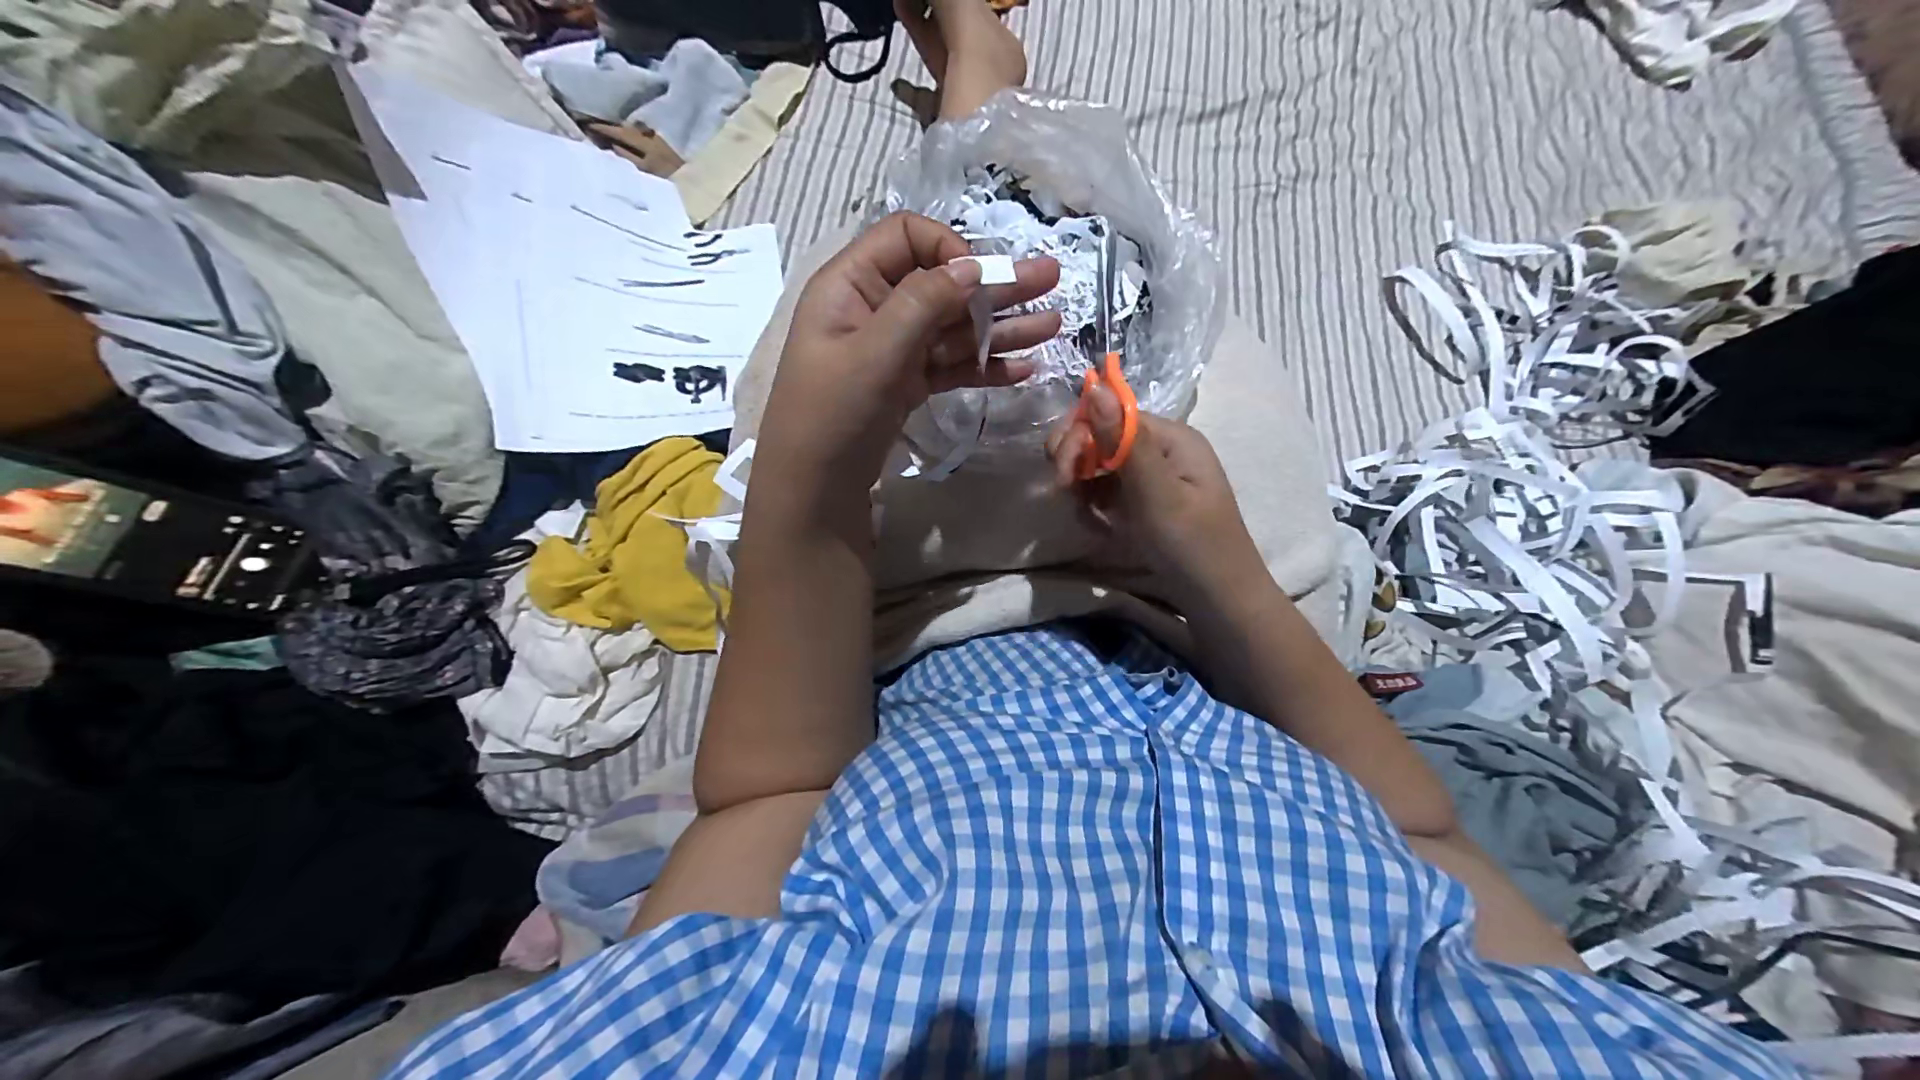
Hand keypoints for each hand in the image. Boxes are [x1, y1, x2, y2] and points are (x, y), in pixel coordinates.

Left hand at [757, 212, 1060, 496]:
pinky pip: (951, 366)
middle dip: (995, 283)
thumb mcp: (874, 351)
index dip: (947, 249)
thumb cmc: (832, 412)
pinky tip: (1024, 369)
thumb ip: (923, 303)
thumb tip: (971, 266)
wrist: (814, 487)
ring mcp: (893, 350)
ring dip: (1001, 327)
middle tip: (1052, 278)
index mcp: (851, 284)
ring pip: (954, 329)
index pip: (906, 238)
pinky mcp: (907, 385)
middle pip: (942, 284)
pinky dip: (985, 367)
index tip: (979, 279)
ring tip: (1053, 324)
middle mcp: (875, 309)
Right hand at [1047, 385, 1265, 605]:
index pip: (1110, 415)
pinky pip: (1104, 490)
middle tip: (1062, 494)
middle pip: (1100, 436)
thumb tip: (1095, 386)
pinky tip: (1096, 527)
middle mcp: (1161, 448)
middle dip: (1075, 461)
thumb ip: (1126, 441)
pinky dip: (1091, 506)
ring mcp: (1150, 476)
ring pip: (1096, 464)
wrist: (1218, 600)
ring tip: (1087, 519)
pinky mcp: (1141, 501)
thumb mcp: (1157, 494)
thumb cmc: (1192, 546)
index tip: (1061, 476)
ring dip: (1080, 488)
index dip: (1079, 437)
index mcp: (1172, 437)